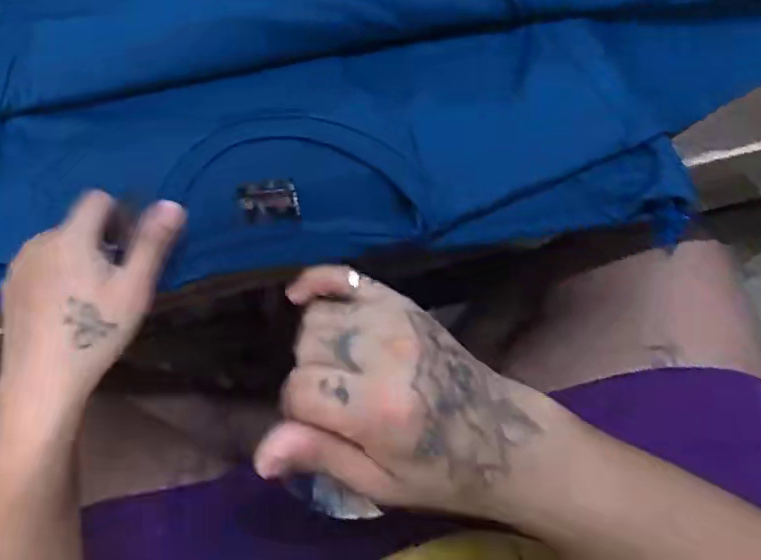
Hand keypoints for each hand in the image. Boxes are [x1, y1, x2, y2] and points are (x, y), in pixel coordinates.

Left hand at [0, 190, 185, 416]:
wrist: (40, 386)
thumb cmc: (94, 333)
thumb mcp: (134, 288)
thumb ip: (152, 242)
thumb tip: (172, 203)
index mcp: (70, 235)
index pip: (98, 199)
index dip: (119, 216)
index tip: (127, 250)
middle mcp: (40, 240)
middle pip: (78, 223)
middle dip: (99, 239)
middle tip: (114, 279)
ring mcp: (19, 265)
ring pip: (59, 243)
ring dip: (77, 256)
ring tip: (89, 297)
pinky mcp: (8, 288)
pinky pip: (40, 263)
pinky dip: (55, 273)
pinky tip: (63, 309)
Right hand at [253, 266, 558, 518]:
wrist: (500, 434)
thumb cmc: (437, 471)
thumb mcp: (378, 484)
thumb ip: (320, 456)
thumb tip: (260, 457)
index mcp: (379, 408)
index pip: (300, 390)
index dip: (295, 412)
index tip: (312, 426)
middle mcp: (383, 352)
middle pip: (305, 347)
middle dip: (306, 376)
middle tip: (331, 402)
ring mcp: (392, 318)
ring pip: (317, 316)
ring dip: (313, 342)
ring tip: (336, 367)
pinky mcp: (398, 299)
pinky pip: (342, 275)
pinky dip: (316, 282)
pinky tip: (299, 296)